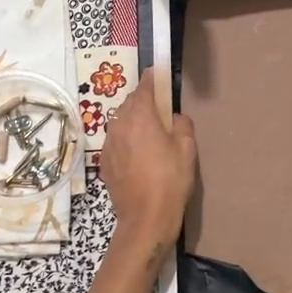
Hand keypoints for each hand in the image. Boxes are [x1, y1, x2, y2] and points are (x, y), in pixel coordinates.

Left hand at [99, 69, 196, 245]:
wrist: (145, 217)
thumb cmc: (170, 180)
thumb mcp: (187, 148)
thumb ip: (182, 124)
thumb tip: (174, 118)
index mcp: (140, 116)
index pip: (144, 86)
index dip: (152, 78)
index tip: (158, 74)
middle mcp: (119, 125)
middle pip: (130, 104)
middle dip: (143, 102)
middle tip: (160, 111)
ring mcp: (108, 144)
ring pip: (120, 123)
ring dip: (133, 122)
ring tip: (149, 135)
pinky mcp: (104, 162)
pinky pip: (116, 142)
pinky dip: (126, 141)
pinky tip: (138, 156)